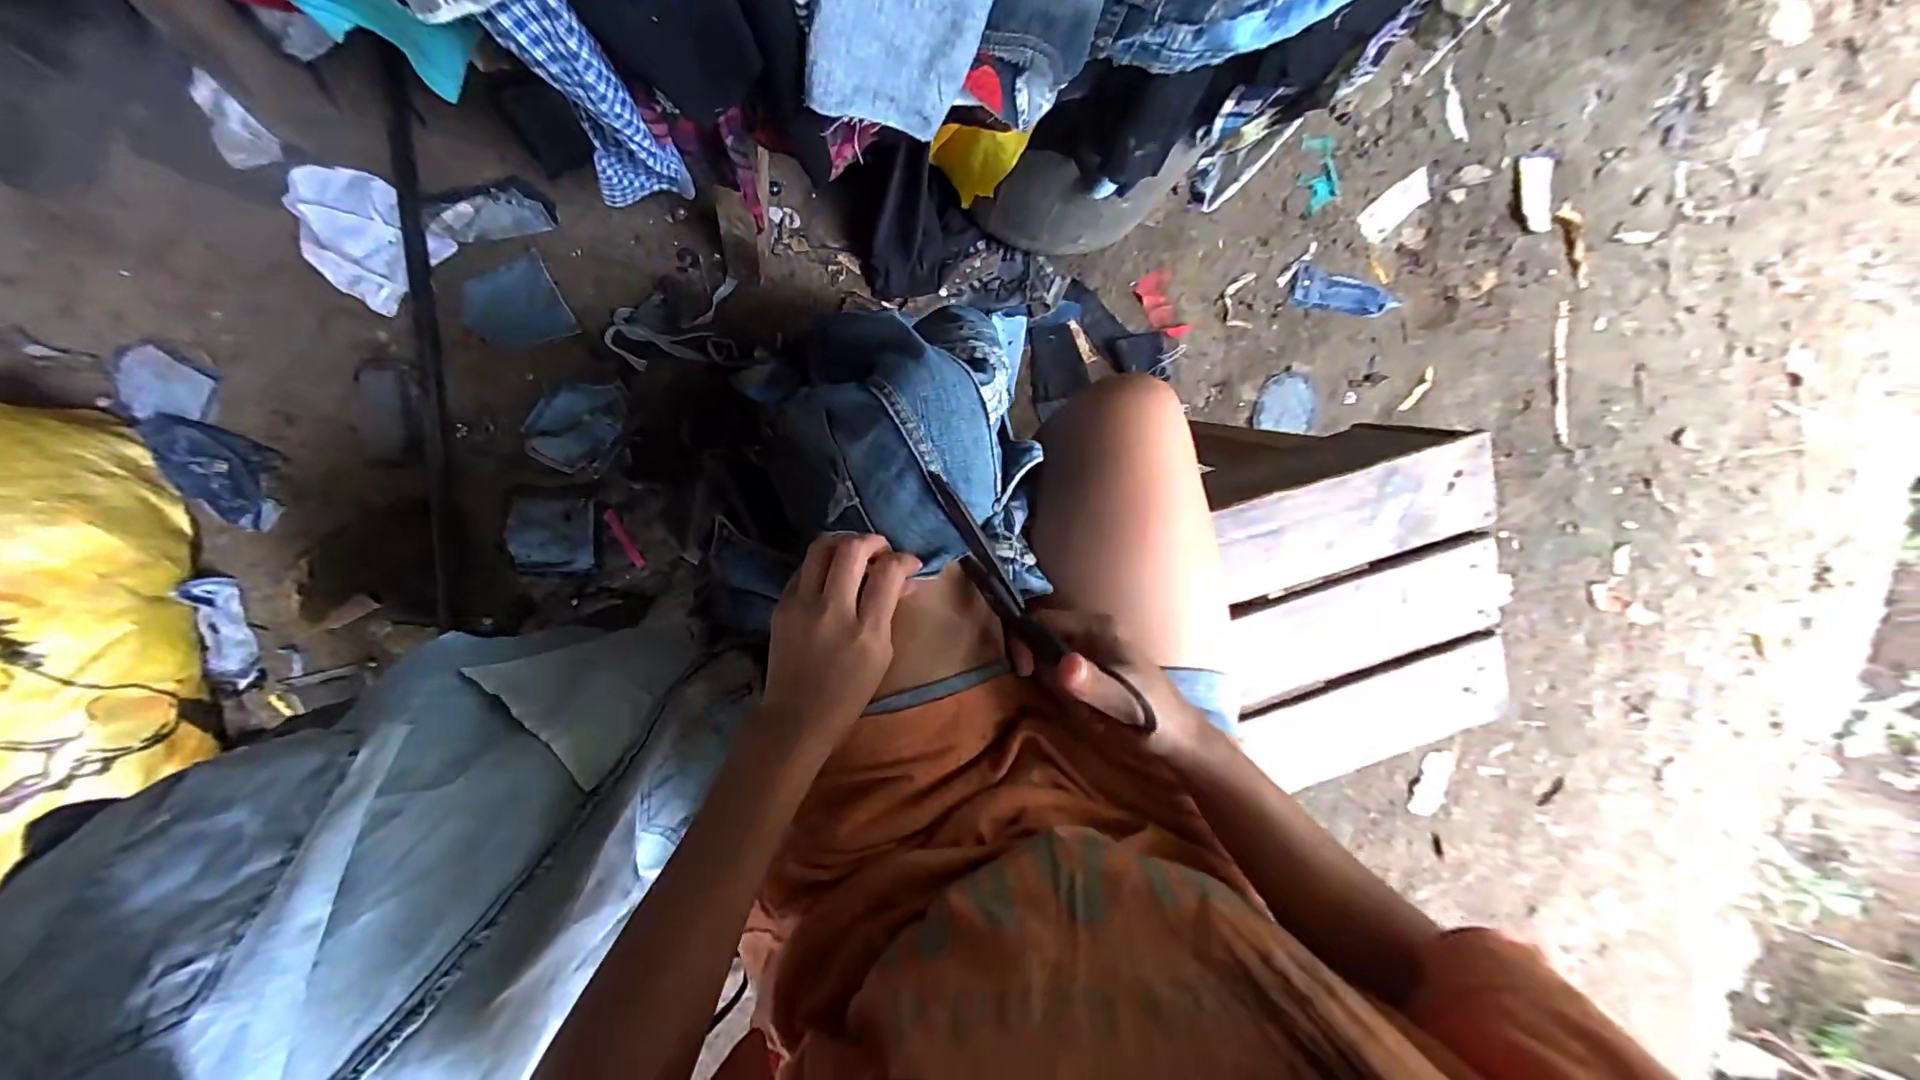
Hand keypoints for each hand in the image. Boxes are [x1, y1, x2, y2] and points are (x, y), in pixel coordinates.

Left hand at [762, 533, 919, 744]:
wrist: (796, 716)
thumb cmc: (848, 693)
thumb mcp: (882, 655)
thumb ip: (890, 611)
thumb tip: (904, 579)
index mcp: (864, 631)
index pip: (887, 573)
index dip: (903, 559)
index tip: (910, 563)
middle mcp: (831, 611)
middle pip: (850, 548)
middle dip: (873, 540)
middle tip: (882, 550)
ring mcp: (800, 605)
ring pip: (820, 547)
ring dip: (844, 541)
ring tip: (856, 552)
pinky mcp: (781, 605)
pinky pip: (804, 567)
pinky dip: (823, 562)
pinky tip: (831, 574)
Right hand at [1008, 609, 1223, 767]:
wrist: (1181, 740)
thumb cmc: (1154, 718)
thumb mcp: (1121, 704)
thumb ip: (1091, 684)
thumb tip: (1063, 664)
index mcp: (1098, 627)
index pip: (1040, 619)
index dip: (1022, 641)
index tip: (1023, 672)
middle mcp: (1093, 630)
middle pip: (1042, 639)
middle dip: (1045, 673)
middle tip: (1068, 702)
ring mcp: (1095, 648)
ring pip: (1051, 660)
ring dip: (1058, 689)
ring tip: (1084, 711)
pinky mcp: (1096, 667)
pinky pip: (1064, 675)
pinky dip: (1068, 696)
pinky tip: (1089, 713)